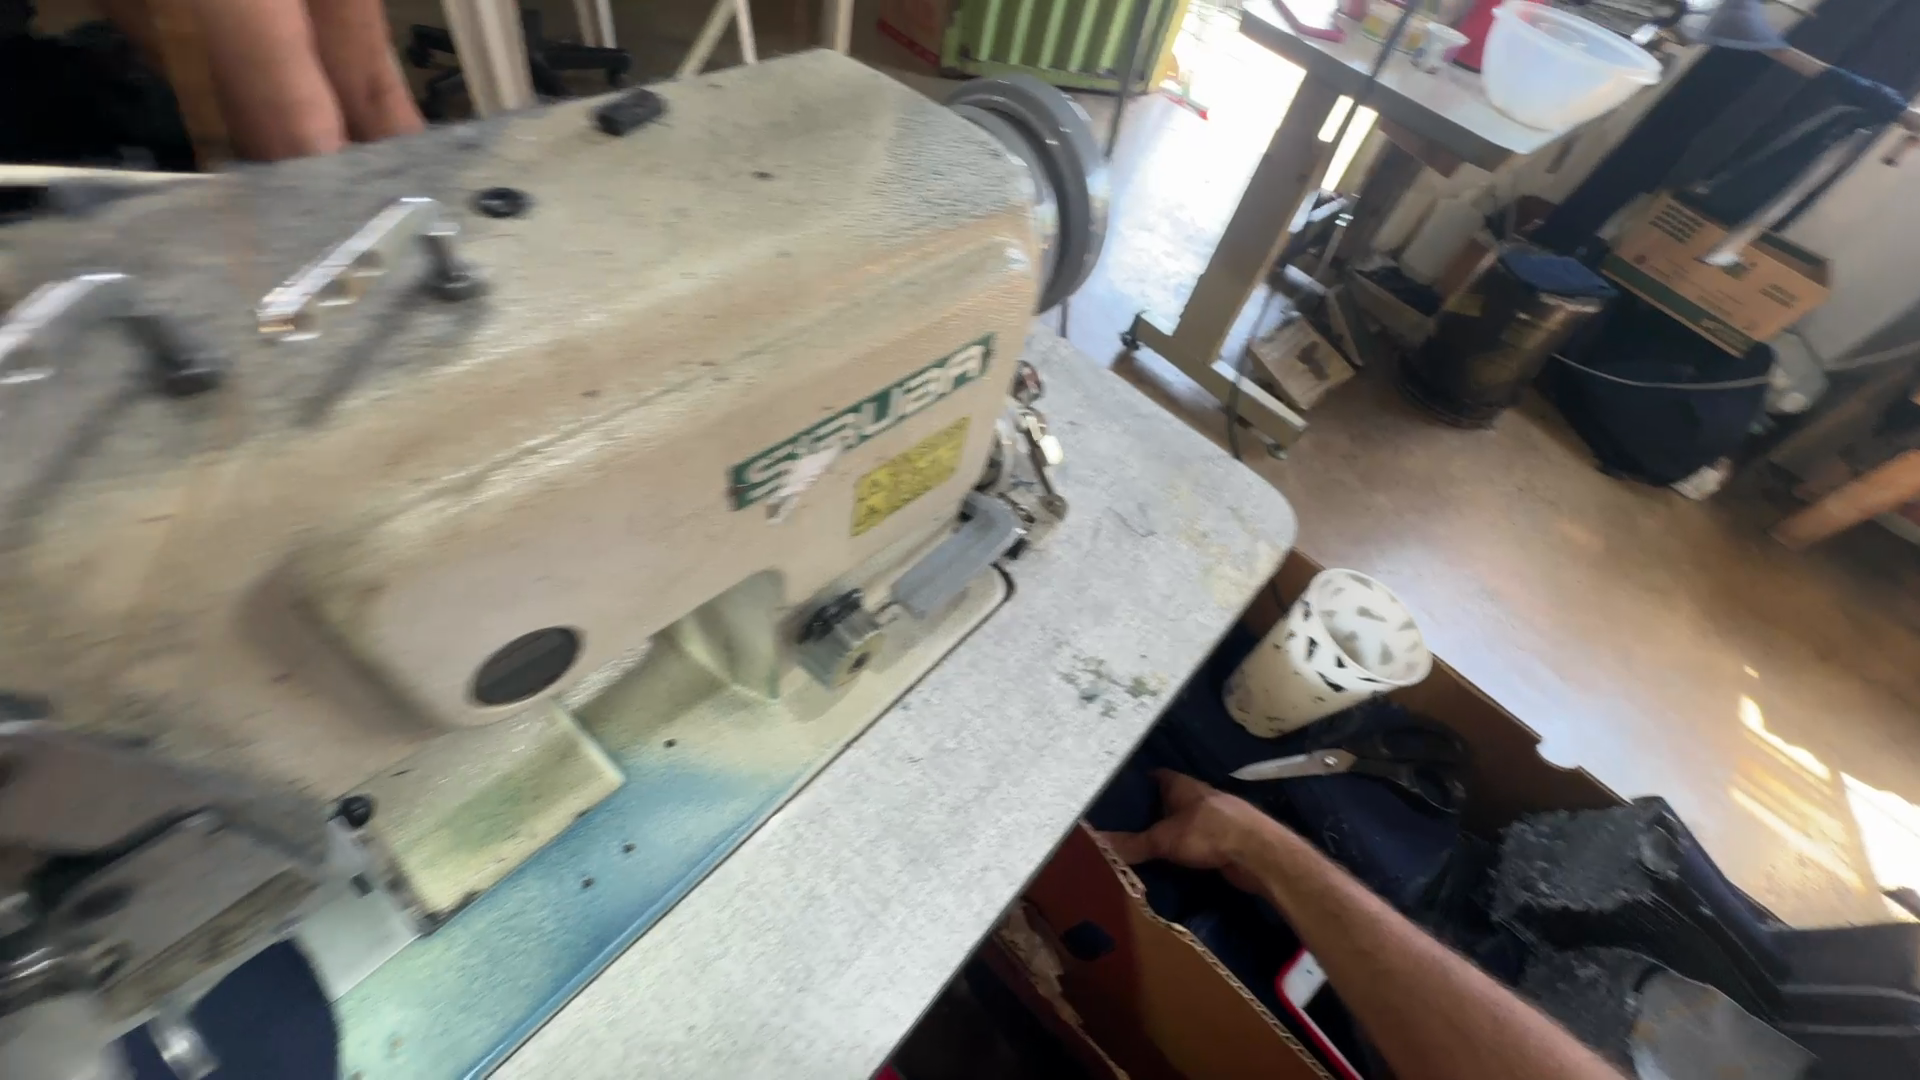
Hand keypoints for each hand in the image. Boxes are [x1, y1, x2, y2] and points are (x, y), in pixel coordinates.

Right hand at [1099, 770, 1273, 890]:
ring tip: (1146, 840)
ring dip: (1172, 828)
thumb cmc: (1206, 832)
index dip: (1140, 782)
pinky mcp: (1227, 838)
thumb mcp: (1163, 839)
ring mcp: (1215, 816)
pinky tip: (1175, 857)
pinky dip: (1187, 845)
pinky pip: (1199, 838)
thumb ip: (1132, 843)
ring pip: (1186, 819)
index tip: (1121, 791)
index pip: (1156, 776)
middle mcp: (1198, 795)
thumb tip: (1095, 842)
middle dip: (1153, 807)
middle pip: (1171, 798)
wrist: (1257, 853)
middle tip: (1127, 820)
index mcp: (1181, 784)